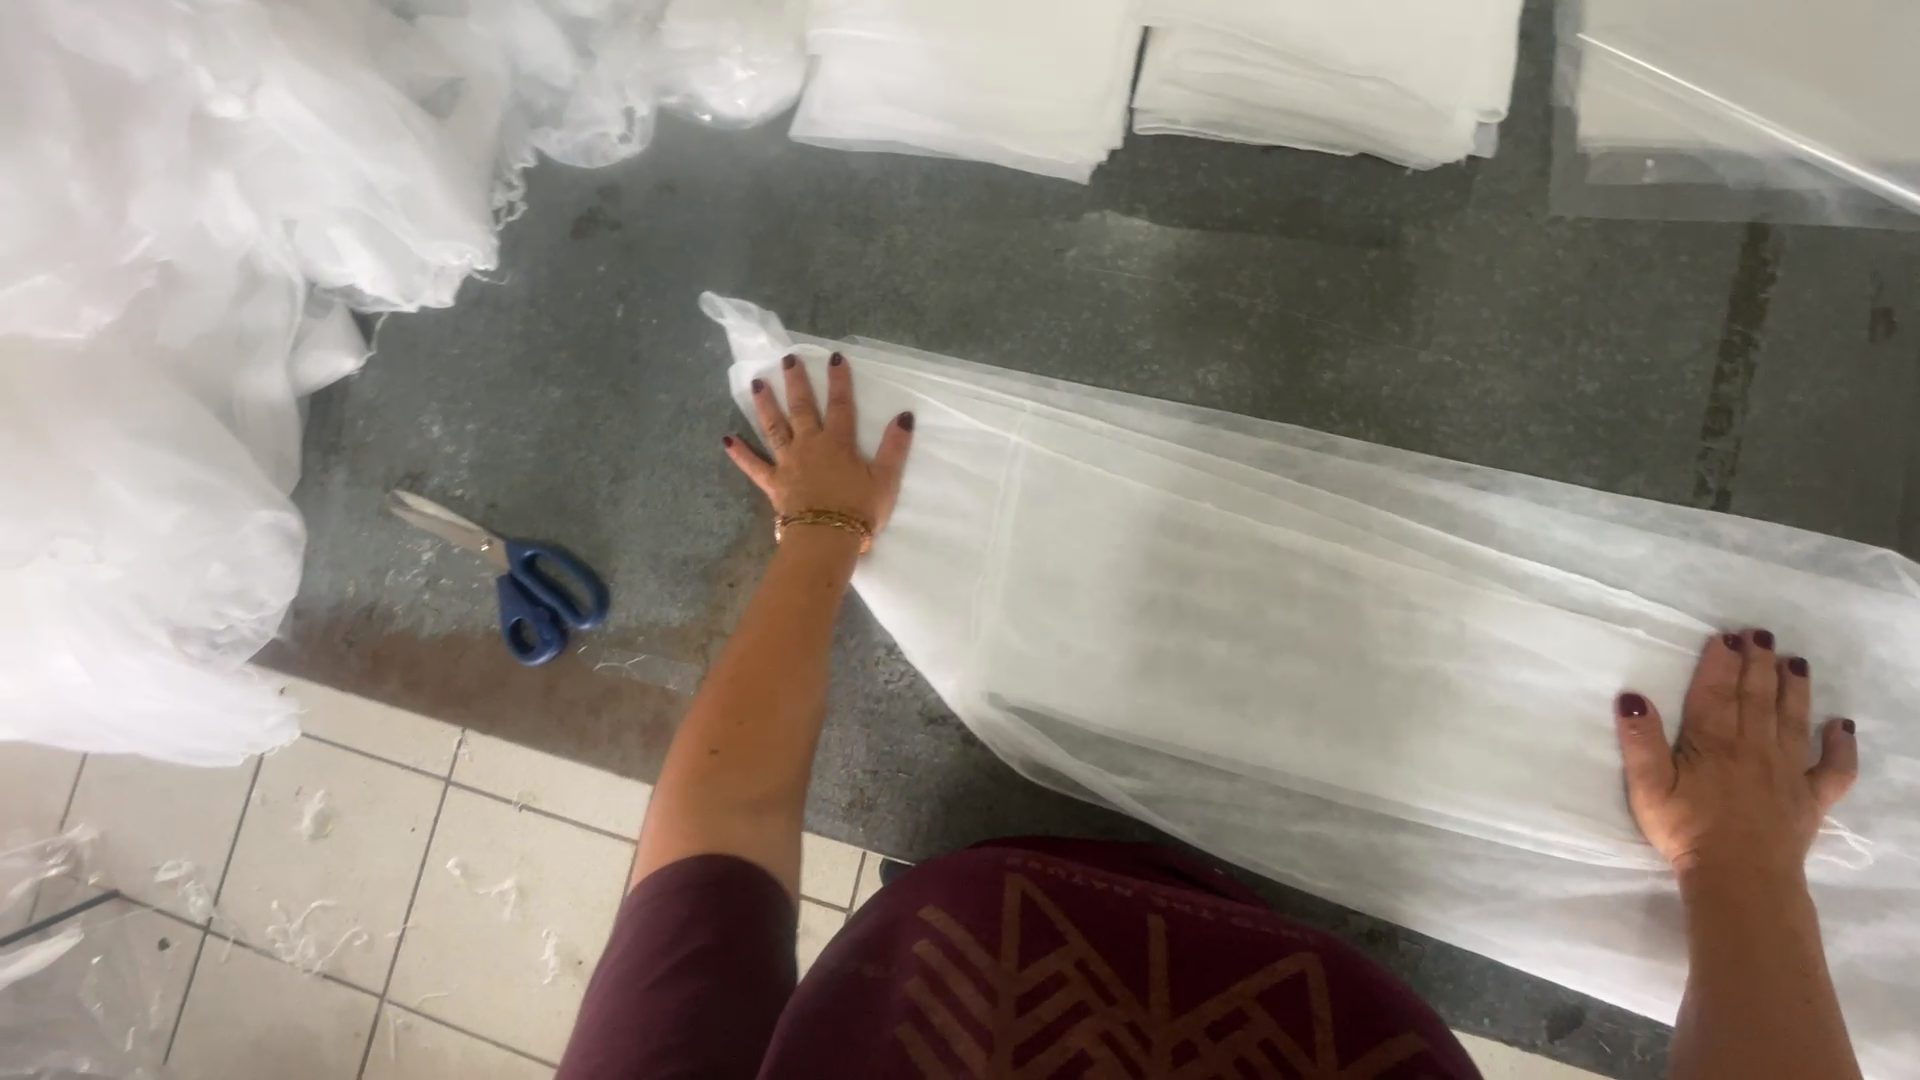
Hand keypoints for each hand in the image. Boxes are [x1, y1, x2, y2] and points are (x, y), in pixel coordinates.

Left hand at [724, 351, 913, 535]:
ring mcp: (788, 463)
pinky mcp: (774, 484)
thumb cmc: (858, 510)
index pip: (841, 405)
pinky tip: (726, 439)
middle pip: (802, 409)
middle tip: (787, 359)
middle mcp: (810, 446)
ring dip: (765, 405)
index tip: (835, 357)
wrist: (826, 538)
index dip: (840, 381)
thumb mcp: (886, 480)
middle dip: (796, 383)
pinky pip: (754, 466)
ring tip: (757, 383)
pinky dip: (740, 453)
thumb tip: (904, 416)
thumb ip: (895, 447)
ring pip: (774, 428)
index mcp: (838, 443)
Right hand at [1615, 630, 1858, 881]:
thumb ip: (1639, 741)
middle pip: (1756, 699)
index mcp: (1713, 743)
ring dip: (1794, 689)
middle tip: (1761, 634)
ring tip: (1795, 661)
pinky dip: (1840, 745)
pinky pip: (1832, 768)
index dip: (1720, 663)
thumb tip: (1633, 697)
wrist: (1740, 878)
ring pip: (1792, 721)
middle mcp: (1754, 749)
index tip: (1726, 637)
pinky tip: (1841, 726)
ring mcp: (1787, 773)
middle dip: (1758, 664)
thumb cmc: (1683, 828)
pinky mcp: (1810, 798)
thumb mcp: (1646, 785)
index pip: (1716, 693)